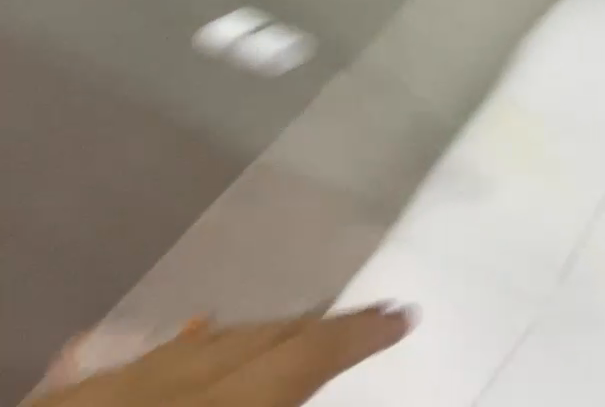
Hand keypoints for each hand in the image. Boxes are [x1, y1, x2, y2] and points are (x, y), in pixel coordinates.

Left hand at [30, 305, 412, 406]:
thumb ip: (266, 402)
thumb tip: (307, 389)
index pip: (297, 360)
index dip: (357, 334)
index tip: (404, 314)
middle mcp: (150, 395)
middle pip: (252, 343)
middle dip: (317, 327)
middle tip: (370, 314)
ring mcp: (91, 399)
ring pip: (195, 347)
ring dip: (259, 333)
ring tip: (302, 324)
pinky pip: (127, 365)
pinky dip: (178, 347)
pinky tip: (198, 327)